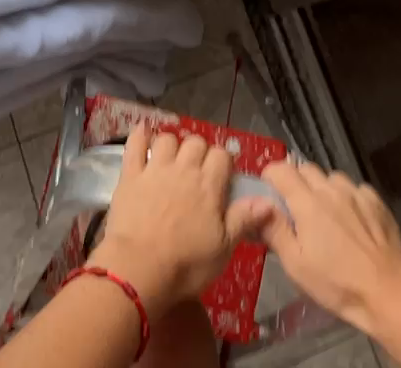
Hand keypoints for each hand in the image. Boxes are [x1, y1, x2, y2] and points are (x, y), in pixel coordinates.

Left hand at [87, 124, 264, 316]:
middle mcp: (184, 169)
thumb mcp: (223, 248)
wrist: (138, 270)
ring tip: (172, 159)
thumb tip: (269, 200)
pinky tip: (142, 130)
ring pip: (167, 139)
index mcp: (208, 185)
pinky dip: (139, 135)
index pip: (222, 156)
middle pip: (196, 143)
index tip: (222, 175)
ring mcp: (155, 169)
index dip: (224, 162)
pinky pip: (135, 145)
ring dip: (172, 145)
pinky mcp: (130, 175)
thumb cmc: (186, 264)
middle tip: (198, 170)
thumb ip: (244, 219)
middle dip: (199, 151)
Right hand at [231, 161, 400, 334]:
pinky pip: (355, 189)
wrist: (388, 292)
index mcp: (307, 202)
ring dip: (322, 189)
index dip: (270, 177)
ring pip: (331, 177)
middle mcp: (331, 189)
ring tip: (325, 214)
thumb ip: (274, 231)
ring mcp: (357, 193)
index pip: (281, 170)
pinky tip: (351, 219)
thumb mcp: (296, 265)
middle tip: (294, 208)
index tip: (268, 192)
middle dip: (295, 181)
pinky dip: (347, 197)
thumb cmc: (336, 283)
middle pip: (306, 169)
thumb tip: (259, 206)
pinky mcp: (377, 202)